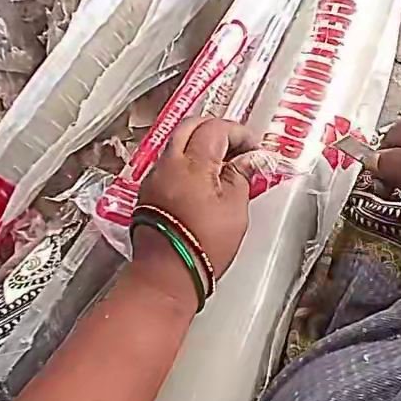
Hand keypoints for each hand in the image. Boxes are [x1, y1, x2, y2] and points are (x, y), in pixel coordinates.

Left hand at [132, 117, 253, 299]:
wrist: (167, 274)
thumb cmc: (203, 245)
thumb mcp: (235, 209)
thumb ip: (240, 177)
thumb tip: (246, 161)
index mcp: (193, 163)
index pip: (216, 128)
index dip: (238, 133)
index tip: (252, 147)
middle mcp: (168, 163)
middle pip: (190, 126)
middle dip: (215, 129)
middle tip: (236, 146)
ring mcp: (154, 176)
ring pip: (176, 143)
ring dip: (198, 144)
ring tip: (220, 163)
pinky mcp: (147, 191)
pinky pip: (167, 164)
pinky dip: (185, 162)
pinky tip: (201, 179)